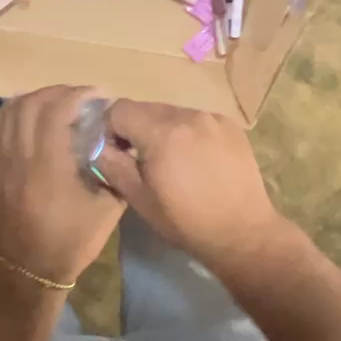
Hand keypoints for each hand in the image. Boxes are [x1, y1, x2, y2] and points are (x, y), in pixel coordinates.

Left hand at [0, 86, 124, 285]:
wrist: (29, 270)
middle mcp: (21, 158)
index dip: (78, 94)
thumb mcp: (108, 208)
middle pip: (31, 104)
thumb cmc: (72, 240)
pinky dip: (12, 112)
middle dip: (59, 92)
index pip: (56, 111)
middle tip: (81, 98)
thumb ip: (117, 170)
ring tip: (57, 101)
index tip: (99, 95)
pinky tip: (28, 112)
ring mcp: (2, 163)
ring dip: (35, 98)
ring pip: (10, 112)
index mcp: (50, 166)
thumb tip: (123, 141)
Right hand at [95, 100, 292, 269]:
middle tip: (141, 160)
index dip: (110, 129)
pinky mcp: (231, 126)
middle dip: (136, 128)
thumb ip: (113, 166)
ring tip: (172, 161)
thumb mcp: (139, 199)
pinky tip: (197, 160)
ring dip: (163, 129)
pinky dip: (189, 132)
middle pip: (147, 108)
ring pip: (173, 113)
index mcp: (161, 133)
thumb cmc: (185, 221)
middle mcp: (188, 115)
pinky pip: (198, 120)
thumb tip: (98, 147)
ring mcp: (213, 118)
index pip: (120, 109)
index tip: (116, 153)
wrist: (242, 232)